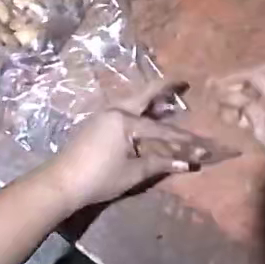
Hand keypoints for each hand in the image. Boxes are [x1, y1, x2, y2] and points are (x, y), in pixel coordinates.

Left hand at [38, 80, 201, 209]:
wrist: (61, 182)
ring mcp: (102, 115)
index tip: (202, 146)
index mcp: (124, 120)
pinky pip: (122, 110)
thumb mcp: (133, 172)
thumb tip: (187, 162)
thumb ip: (160, 164)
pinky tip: (145, 115)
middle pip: (143, 96)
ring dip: (149, 99)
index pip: (160, 128)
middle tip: (182, 81)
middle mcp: (113, 111)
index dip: (182, 139)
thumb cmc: (99, 177)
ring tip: (167, 98)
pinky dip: (137, 110)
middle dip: (163, 88)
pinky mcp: (95, 124)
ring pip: (131, 101)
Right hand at [215, 64, 264, 178]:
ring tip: (244, 99)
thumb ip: (248, 110)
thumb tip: (234, 98)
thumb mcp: (262, 131)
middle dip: (246, 76)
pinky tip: (262, 107)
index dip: (234, 78)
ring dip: (259, 84)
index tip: (219, 85)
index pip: (253, 75)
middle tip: (231, 87)